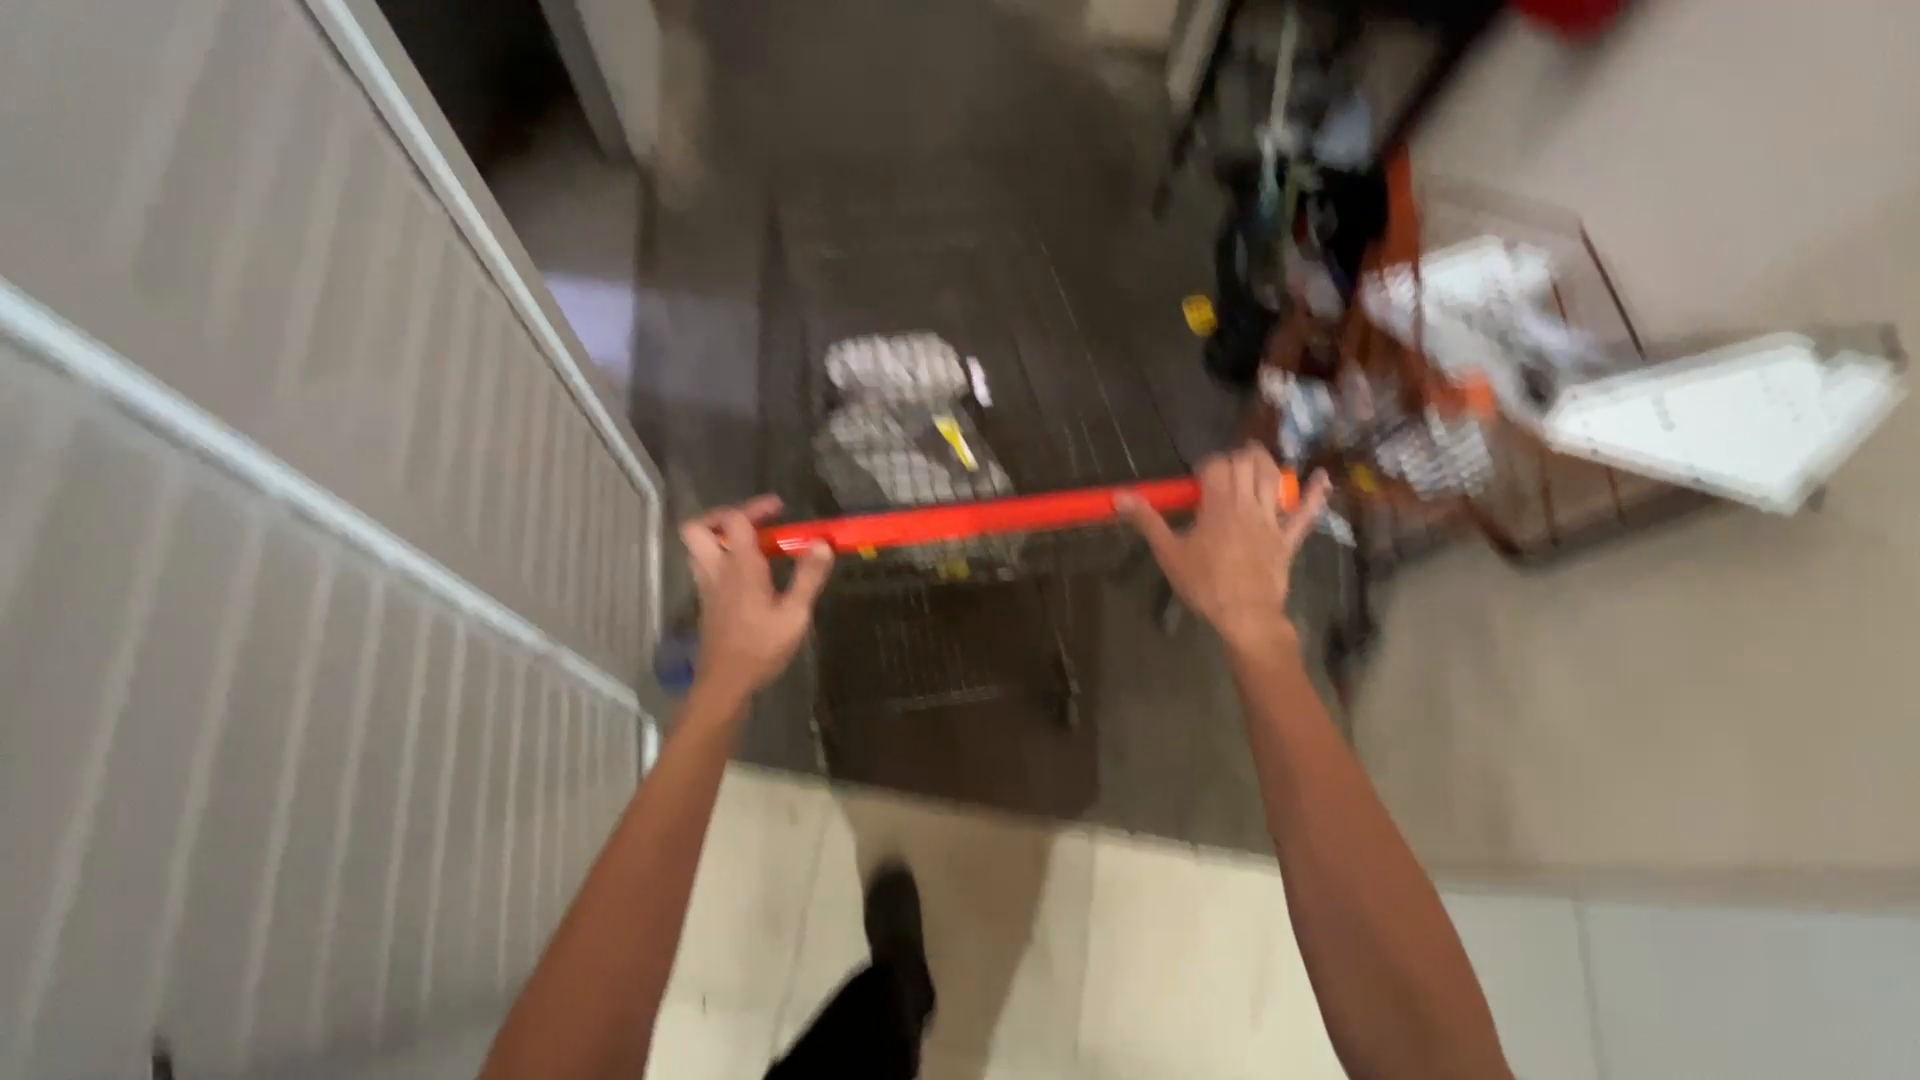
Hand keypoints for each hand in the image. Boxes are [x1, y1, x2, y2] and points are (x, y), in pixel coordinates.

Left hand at [680, 496, 832, 703]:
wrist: (725, 683)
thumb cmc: (761, 648)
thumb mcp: (794, 615)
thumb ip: (808, 577)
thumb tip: (822, 543)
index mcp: (739, 567)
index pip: (735, 520)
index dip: (755, 507)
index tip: (779, 509)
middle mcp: (716, 570)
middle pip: (698, 528)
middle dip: (723, 516)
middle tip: (752, 523)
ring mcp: (707, 587)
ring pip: (697, 548)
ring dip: (719, 538)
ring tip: (750, 545)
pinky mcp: (707, 603)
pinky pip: (705, 567)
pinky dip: (722, 559)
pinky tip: (748, 575)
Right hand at [1117, 447, 1330, 653]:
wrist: (1245, 615)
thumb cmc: (1204, 584)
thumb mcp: (1168, 553)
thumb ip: (1147, 521)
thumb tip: (1119, 496)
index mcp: (1218, 505)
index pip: (1216, 466)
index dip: (1208, 464)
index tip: (1198, 478)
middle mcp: (1248, 504)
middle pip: (1247, 463)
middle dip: (1236, 458)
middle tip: (1225, 468)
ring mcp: (1273, 520)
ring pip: (1275, 478)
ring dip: (1266, 464)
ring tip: (1255, 462)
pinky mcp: (1289, 538)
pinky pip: (1306, 513)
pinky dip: (1316, 494)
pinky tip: (1322, 477)